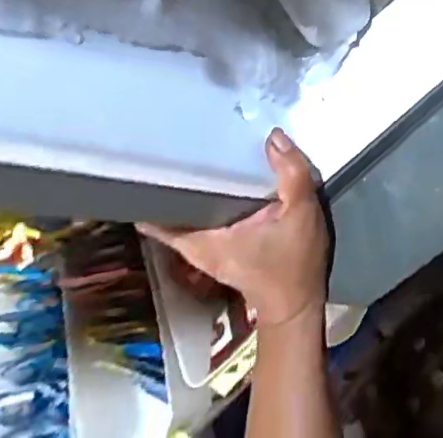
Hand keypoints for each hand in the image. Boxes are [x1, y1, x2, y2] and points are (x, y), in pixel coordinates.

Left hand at [138, 129, 327, 327]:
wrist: (299, 305)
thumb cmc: (296, 263)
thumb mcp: (302, 213)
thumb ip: (291, 173)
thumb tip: (271, 136)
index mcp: (209, 242)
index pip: (163, 221)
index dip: (151, 193)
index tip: (140, 165)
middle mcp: (199, 247)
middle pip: (170, 211)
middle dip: (165, 182)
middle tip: (163, 146)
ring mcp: (205, 251)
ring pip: (182, 216)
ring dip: (181, 191)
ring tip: (180, 154)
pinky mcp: (216, 249)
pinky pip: (197, 219)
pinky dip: (198, 201)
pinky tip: (207, 178)